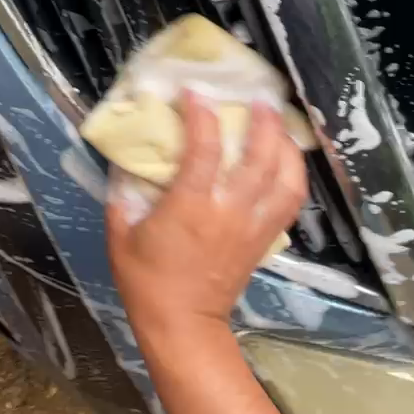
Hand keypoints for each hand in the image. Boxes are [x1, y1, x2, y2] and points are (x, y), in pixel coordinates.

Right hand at [106, 91, 306, 339]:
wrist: (181, 320)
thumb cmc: (143, 275)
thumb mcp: (120, 230)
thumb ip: (124, 191)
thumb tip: (128, 159)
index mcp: (190, 207)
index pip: (205, 150)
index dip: (202, 117)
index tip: (195, 93)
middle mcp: (230, 211)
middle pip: (260, 158)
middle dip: (262, 123)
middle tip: (256, 98)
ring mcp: (253, 225)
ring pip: (287, 178)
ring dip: (286, 145)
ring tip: (278, 122)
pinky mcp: (264, 238)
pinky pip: (291, 200)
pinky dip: (293, 174)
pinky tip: (285, 159)